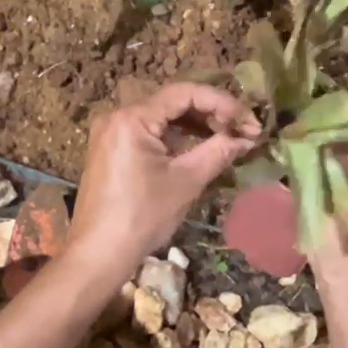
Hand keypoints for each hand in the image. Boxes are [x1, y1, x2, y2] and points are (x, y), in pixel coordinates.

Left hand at [68, 83, 260, 271]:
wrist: (99, 254)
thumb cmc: (142, 217)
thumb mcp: (186, 182)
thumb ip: (218, 151)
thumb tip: (247, 138)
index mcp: (132, 118)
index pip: (185, 93)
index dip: (222, 103)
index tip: (249, 121)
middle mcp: (117, 117)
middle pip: (173, 102)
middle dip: (211, 114)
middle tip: (244, 132)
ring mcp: (111, 133)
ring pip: (162, 118)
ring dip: (196, 126)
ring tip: (228, 139)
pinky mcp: (111, 150)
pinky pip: (149, 133)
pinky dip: (176, 139)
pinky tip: (201, 149)